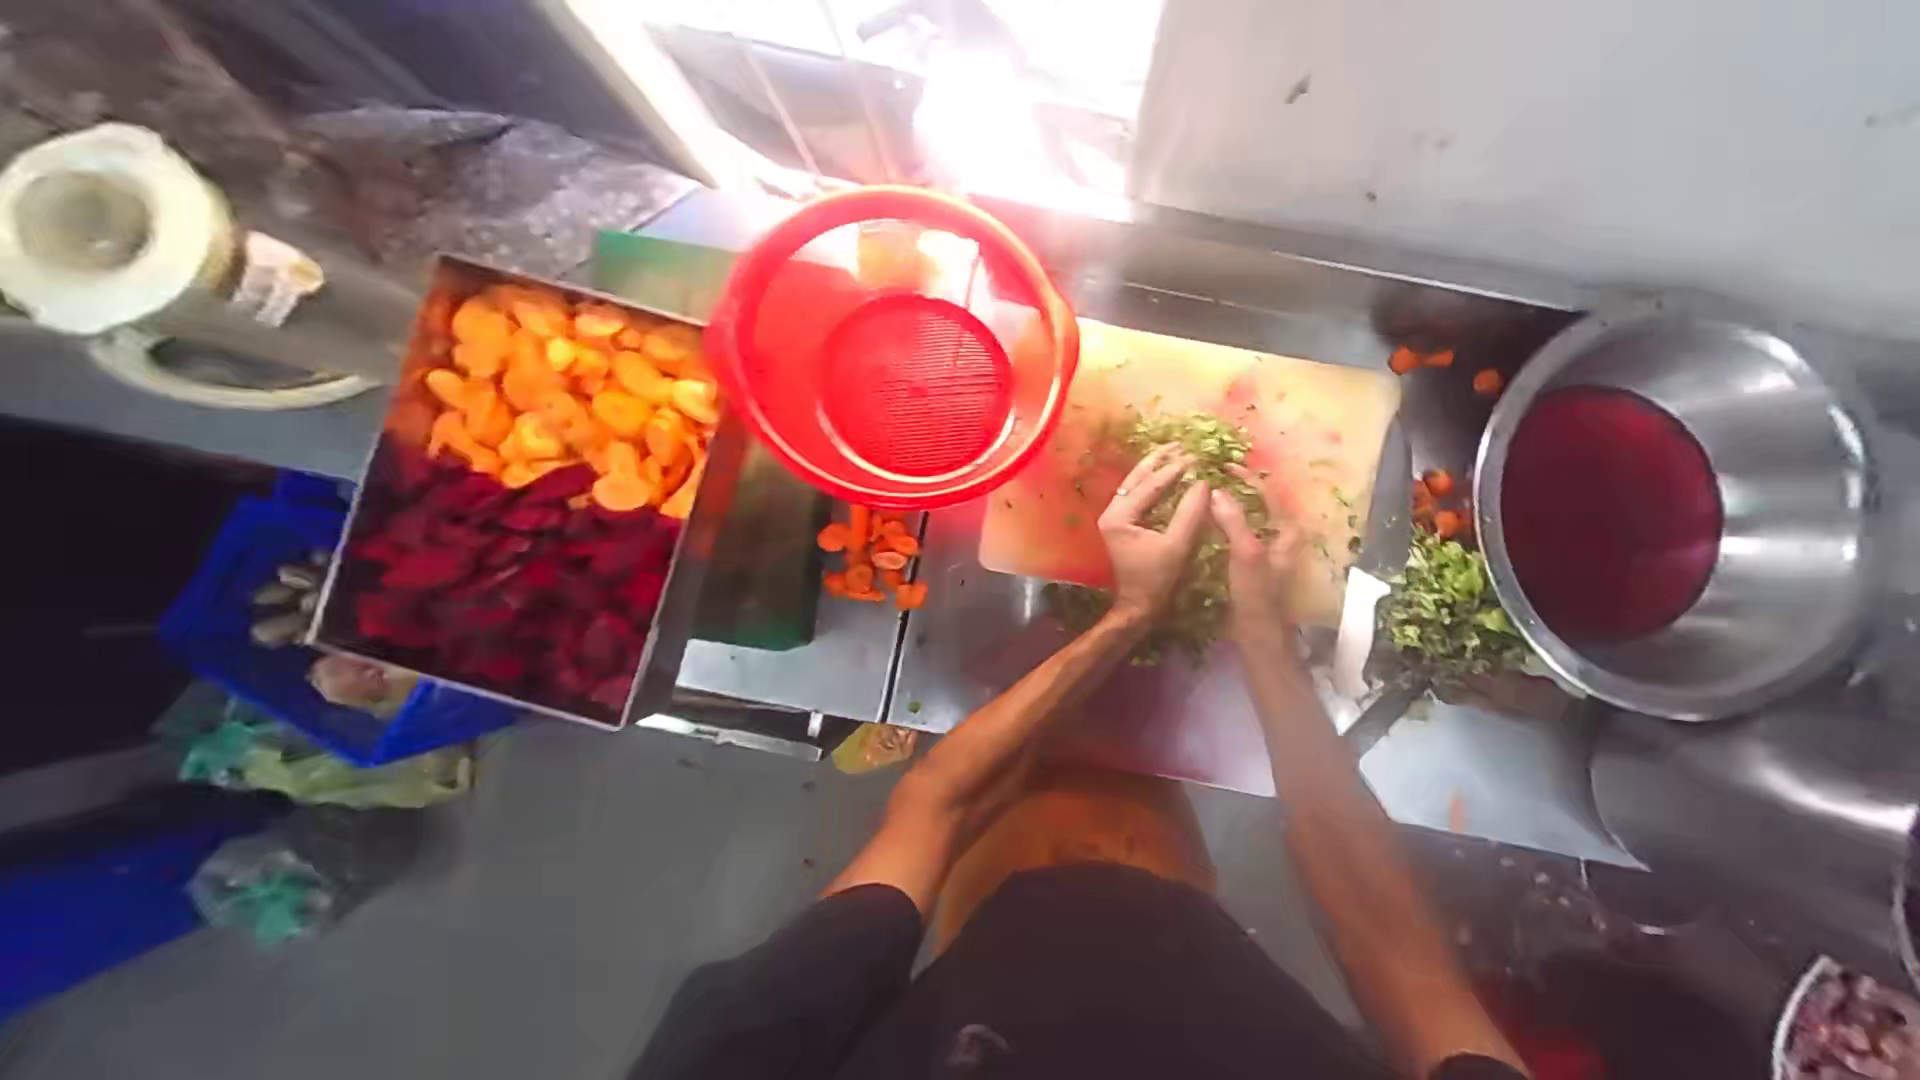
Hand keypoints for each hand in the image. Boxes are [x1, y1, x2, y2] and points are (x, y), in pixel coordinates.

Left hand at [1098, 444, 1209, 621]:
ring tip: (1176, 451)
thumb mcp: (1177, 545)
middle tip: (1182, 443)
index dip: (1174, 469)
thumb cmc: (1158, 580)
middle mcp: (1111, 513)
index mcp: (1118, 517)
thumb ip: (1190, 512)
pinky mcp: (1122, 524)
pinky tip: (1169, 474)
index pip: (1149, 485)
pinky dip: (1153, 483)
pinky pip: (1137, 495)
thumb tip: (1204, 481)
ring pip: (1135, 484)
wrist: (1140, 606)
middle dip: (1160, 460)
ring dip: (1155, 468)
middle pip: (1136, 478)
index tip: (1197, 455)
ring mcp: (1114, 518)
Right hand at [1210, 471, 1301, 648]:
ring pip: (1244, 518)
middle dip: (1234, 488)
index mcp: (1285, 530)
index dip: (1245, 477)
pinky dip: (1220, 523)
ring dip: (1226, 505)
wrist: (1256, 633)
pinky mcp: (1249, 562)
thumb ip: (1233, 520)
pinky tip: (1203, 521)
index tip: (1221, 465)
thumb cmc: (1256, 593)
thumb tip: (1216, 491)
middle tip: (1209, 476)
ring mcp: (1264, 549)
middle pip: (1256, 503)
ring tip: (1203, 493)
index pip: (1266, 493)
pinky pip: (1234, 533)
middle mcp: (1278, 536)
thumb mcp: (1246, 553)